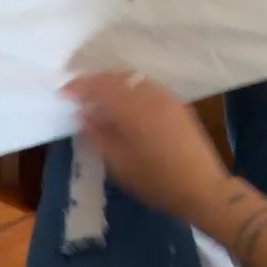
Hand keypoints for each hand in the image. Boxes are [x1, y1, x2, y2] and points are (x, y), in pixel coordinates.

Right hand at [62, 73, 231, 222]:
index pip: (100, 87)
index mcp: (134, 109)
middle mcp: (150, 95)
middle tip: (78, 93)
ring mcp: (166, 98)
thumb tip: (82, 115)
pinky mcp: (176, 104)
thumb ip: (99, 135)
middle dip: (94, 82)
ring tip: (98, 98)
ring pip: (132, 79)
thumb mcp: (120, 165)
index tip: (63, 93)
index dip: (79, 87)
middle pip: (116, 77)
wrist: (204, 189)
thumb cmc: (157, 182)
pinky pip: (146, 86)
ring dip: (112, 83)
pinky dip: (129, 89)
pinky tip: (124, 104)